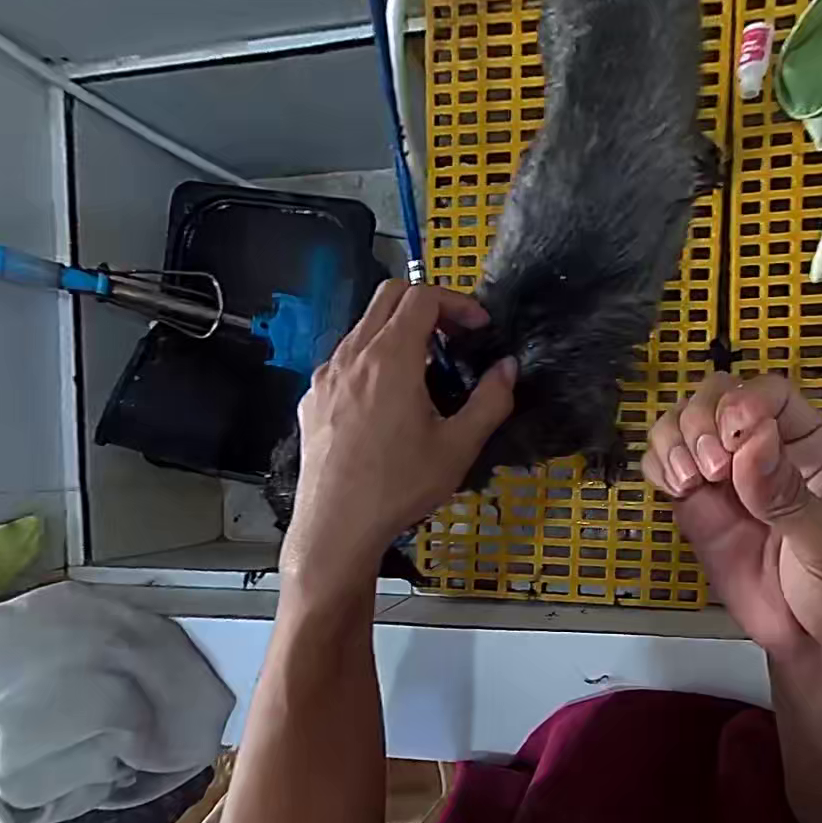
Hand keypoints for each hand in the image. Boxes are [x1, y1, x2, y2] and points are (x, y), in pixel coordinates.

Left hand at [281, 281, 515, 593]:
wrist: (336, 526)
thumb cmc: (400, 485)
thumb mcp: (459, 447)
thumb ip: (491, 401)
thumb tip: (509, 368)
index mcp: (391, 358)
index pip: (422, 296)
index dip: (458, 302)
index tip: (479, 327)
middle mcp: (352, 355)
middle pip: (388, 296)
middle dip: (428, 305)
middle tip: (454, 337)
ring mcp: (326, 375)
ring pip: (364, 327)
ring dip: (399, 333)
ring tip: (426, 373)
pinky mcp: (312, 398)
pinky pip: (345, 360)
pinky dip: (373, 359)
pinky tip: (387, 402)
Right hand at [643, 373, 821, 664]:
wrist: (817, 647)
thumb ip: (790, 495)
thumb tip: (753, 441)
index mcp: (814, 448)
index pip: (770, 395)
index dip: (744, 404)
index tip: (736, 439)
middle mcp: (765, 453)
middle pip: (717, 397)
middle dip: (701, 422)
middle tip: (712, 468)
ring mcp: (727, 478)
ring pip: (683, 425)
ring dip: (673, 440)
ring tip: (689, 480)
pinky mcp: (697, 506)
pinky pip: (664, 466)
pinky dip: (657, 465)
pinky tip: (675, 487)